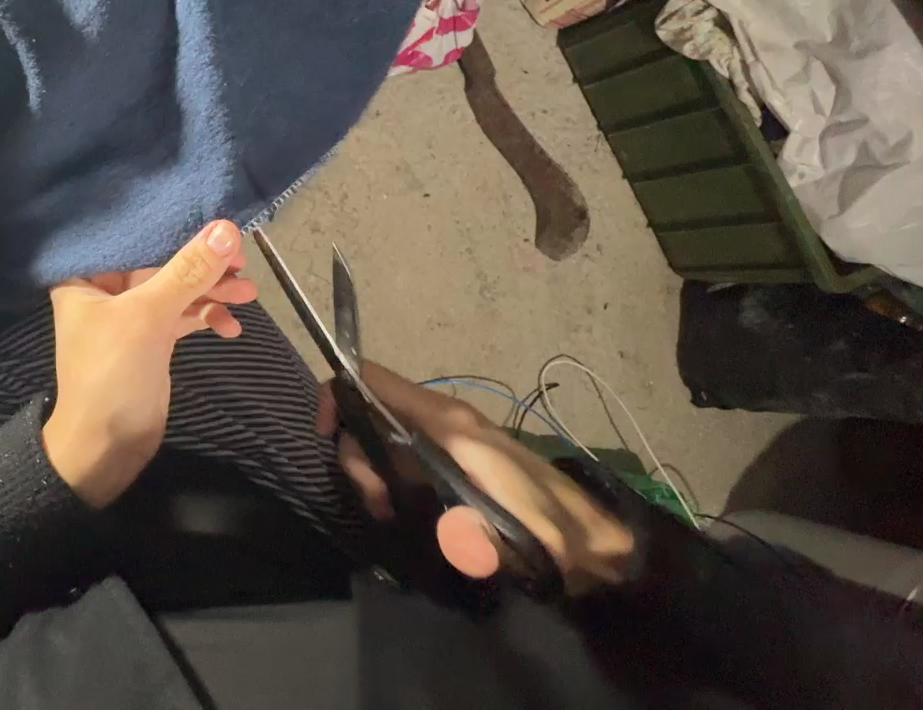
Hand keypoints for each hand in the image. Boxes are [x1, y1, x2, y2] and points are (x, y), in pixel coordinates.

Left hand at [43, 220, 257, 507]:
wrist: (107, 447)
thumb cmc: (112, 373)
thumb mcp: (149, 316)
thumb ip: (187, 271)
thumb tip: (226, 229)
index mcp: (85, 278)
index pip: (132, 240)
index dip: (174, 230)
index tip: (217, 223)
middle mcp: (105, 292)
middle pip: (160, 265)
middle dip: (202, 266)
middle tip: (243, 262)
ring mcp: (130, 318)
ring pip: (176, 292)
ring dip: (211, 292)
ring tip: (249, 292)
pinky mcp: (151, 341)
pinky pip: (183, 318)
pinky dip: (206, 318)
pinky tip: (231, 327)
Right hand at [318, 365, 636, 592]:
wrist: (597, 544)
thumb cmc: (549, 526)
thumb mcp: (506, 526)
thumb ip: (466, 523)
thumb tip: (432, 523)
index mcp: (446, 419)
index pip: (372, 378)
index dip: (338, 394)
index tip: (325, 432)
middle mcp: (440, 417)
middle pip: (368, 413)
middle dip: (356, 454)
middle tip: (374, 500)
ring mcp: (445, 435)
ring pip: (380, 436)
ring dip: (371, 471)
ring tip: (388, 511)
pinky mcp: (451, 456)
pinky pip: (399, 452)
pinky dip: (389, 476)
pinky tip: (403, 507)